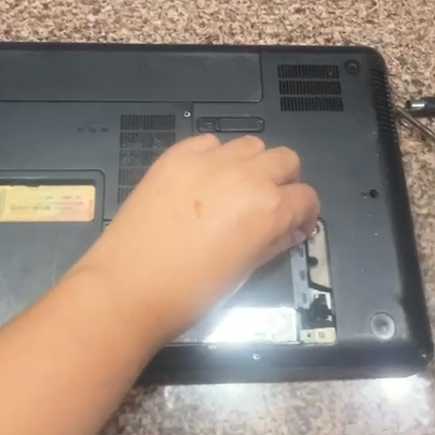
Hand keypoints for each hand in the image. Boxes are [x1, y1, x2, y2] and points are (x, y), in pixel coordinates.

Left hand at [74, 134, 320, 341]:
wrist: (128, 287)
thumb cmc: (191, 291)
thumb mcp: (244, 271)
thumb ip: (273, 242)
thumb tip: (290, 230)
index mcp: (269, 208)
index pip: (306, 197)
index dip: (305, 213)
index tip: (295, 225)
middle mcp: (246, 175)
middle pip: (285, 159)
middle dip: (285, 181)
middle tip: (270, 204)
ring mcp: (209, 161)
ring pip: (250, 145)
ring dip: (252, 164)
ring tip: (235, 189)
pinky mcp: (176, 156)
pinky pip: (209, 142)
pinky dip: (214, 156)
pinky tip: (203, 181)